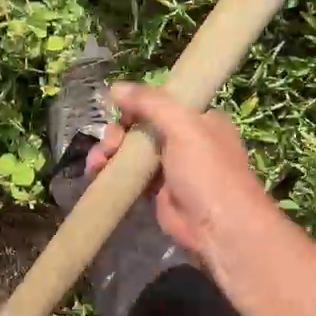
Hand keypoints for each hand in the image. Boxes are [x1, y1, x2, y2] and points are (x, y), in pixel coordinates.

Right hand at [84, 81, 280, 262]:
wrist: (218, 227)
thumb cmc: (208, 172)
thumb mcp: (183, 127)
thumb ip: (151, 103)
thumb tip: (114, 87)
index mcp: (199, 120)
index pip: (160, 103)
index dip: (137, 105)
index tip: (119, 112)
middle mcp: (184, 140)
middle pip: (140, 126)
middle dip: (118, 133)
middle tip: (110, 144)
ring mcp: (169, 166)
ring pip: (130, 150)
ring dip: (109, 152)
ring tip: (97, 163)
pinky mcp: (155, 190)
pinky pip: (128, 174)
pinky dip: (111, 171)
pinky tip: (97, 173)